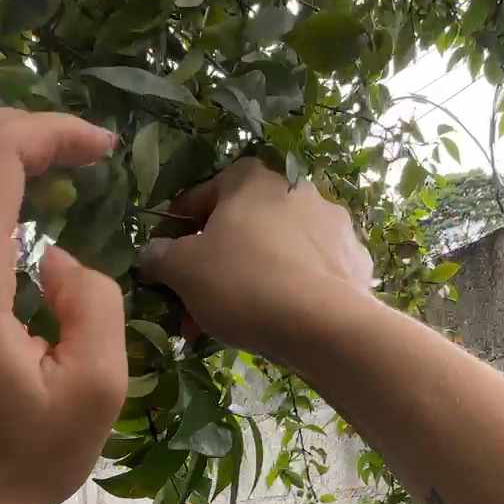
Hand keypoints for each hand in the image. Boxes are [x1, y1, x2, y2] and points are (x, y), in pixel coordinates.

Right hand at [136, 159, 375, 363]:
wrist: (322, 324)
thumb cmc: (242, 283)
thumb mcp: (183, 271)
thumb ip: (160, 257)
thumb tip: (149, 253)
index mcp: (250, 179)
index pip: (201, 195)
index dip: (176, 230)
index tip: (165, 261)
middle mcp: (295, 189)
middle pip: (241, 228)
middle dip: (214, 266)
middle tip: (195, 304)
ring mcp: (331, 224)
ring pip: (276, 252)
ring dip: (250, 280)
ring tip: (232, 322)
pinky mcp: (353, 260)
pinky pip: (310, 273)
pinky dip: (290, 291)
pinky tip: (277, 320)